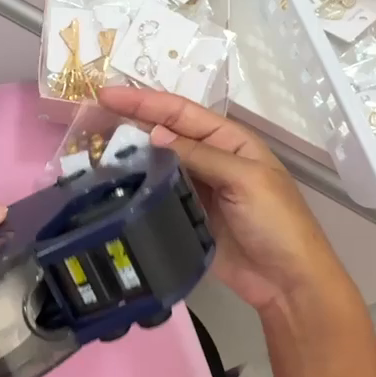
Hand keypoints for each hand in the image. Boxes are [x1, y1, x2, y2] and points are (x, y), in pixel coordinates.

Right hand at [96, 87, 346, 311]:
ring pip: (156, 164)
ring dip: (127, 155)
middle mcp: (209, 159)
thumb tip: (154, 134)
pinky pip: (155, 196)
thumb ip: (199, 155)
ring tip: (90, 149)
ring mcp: (195, 189)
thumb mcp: (244, 179)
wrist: (286, 281)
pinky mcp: (184, 217)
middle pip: (164, 134)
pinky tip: (109, 185)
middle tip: (89, 118)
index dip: (144, 101)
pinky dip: (134, 188)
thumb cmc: (276, 222)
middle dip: (129, 123)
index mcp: (229, 141)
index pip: (180, 112)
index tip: (106, 94)